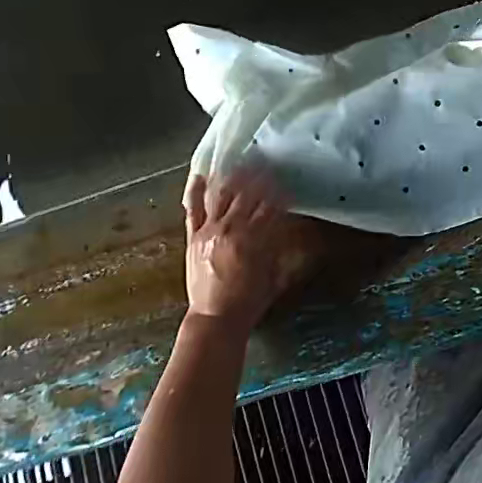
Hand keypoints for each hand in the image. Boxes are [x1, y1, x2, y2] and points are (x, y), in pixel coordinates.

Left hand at [182, 168, 304, 331]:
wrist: (215, 319)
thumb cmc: (248, 302)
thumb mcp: (273, 275)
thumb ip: (279, 247)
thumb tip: (288, 226)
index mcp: (253, 239)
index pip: (269, 207)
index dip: (278, 194)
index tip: (284, 184)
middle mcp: (230, 229)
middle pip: (245, 195)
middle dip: (257, 178)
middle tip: (264, 165)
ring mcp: (208, 231)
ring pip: (220, 195)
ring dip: (231, 177)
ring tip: (238, 164)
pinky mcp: (193, 236)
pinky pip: (192, 208)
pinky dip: (196, 190)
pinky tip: (201, 175)